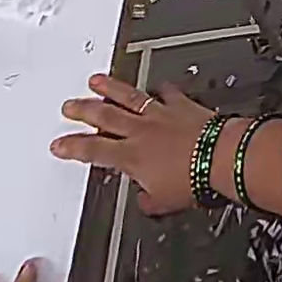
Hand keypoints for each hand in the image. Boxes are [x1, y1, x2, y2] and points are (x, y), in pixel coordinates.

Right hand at [50, 75, 214, 214]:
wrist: (221, 157)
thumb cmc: (195, 179)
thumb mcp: (163, 201)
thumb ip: (148, 198)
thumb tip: (146, 198)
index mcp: (132, 156)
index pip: (94, 151)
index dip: (73, 147)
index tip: (60, 144)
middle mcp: (143, 131)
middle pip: (105, 117)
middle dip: (84, 110)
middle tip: (70, 105)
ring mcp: (162, 114)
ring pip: (130, 97)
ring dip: (111, 88)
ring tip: (97, 80)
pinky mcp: (182, 104)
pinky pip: (168, 93)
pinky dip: (160, 88)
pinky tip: (155, 83)